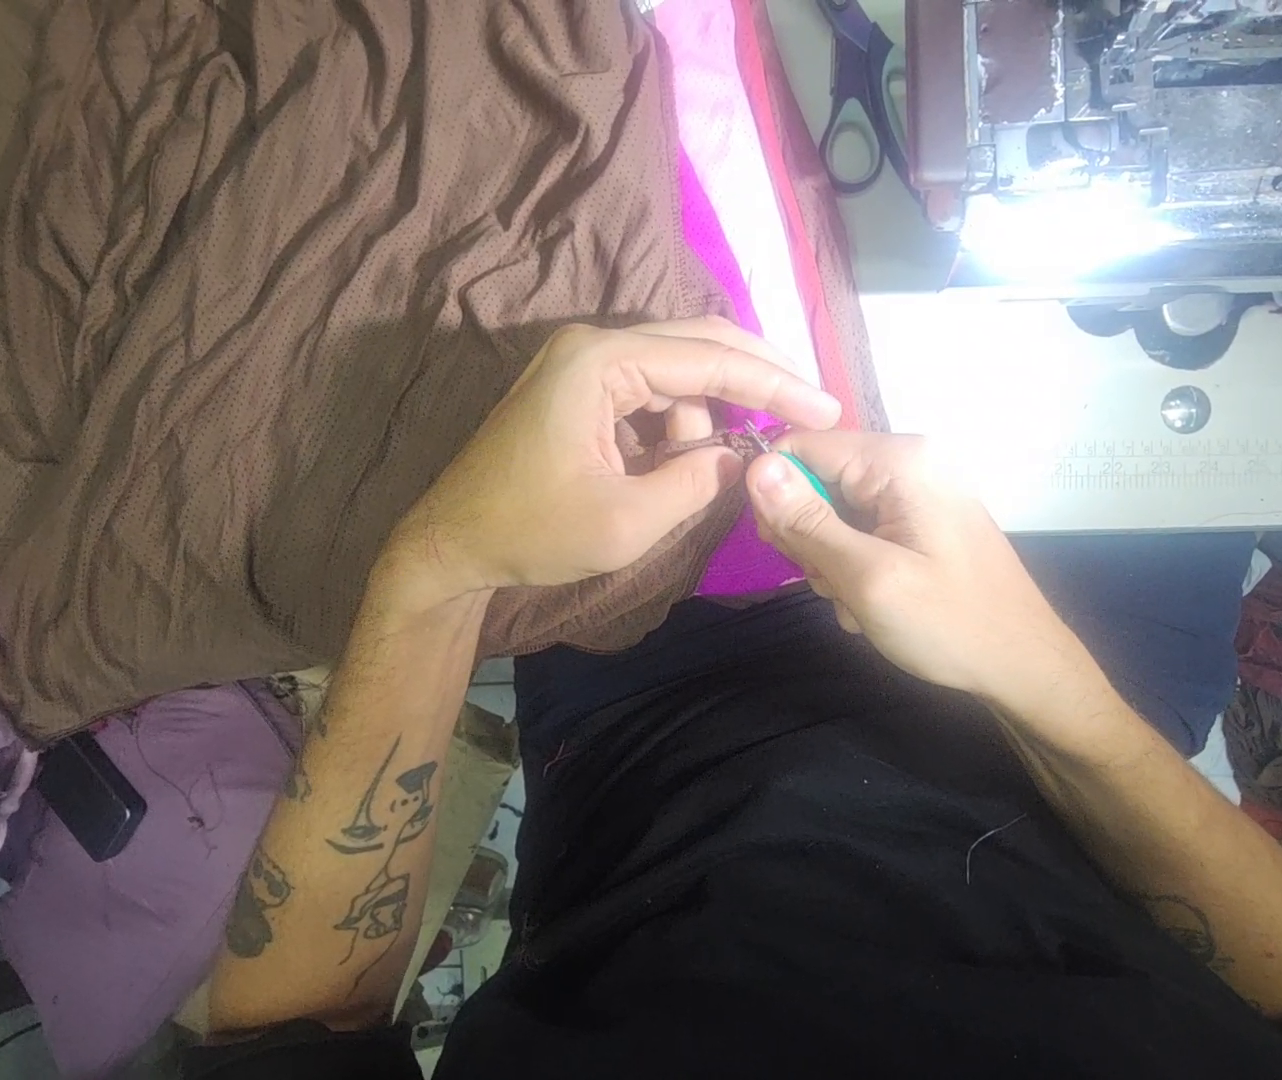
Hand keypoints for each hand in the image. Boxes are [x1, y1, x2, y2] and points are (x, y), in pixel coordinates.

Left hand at [383, 318, 840, 607]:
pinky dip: (675, 429)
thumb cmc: (532, 533)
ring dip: (702, 422)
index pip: (710, 359)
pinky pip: (649, 396)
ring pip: (677, 374)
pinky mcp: (581, 390)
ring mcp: (584, 364)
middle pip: (699, 343)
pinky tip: (674, 468)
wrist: (453, 544)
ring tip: (685, 482)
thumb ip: (698, 482)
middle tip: (812, 408)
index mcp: (601, 362)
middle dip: (757, 379)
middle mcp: (594, 345)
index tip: (828, 408)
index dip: (776, 385)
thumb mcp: (628, 521)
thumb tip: (744, 455)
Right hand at [744, 431, 1107, 720]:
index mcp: (902, 460)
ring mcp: (918, 492)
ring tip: (860, 600)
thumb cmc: (951, 624)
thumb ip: (807, 521)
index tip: (777, 548)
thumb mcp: (868, 576)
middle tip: (834, 583)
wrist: (1023, 669)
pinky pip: (861, 531)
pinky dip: (855, 567)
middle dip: (811, 537)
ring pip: (834, 512)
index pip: (803, 446)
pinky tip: (874, 602)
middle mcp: (911, 462)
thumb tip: (754, 466)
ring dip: (832, 561)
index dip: (775, 493)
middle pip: (817, 480)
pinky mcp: (921, 520)